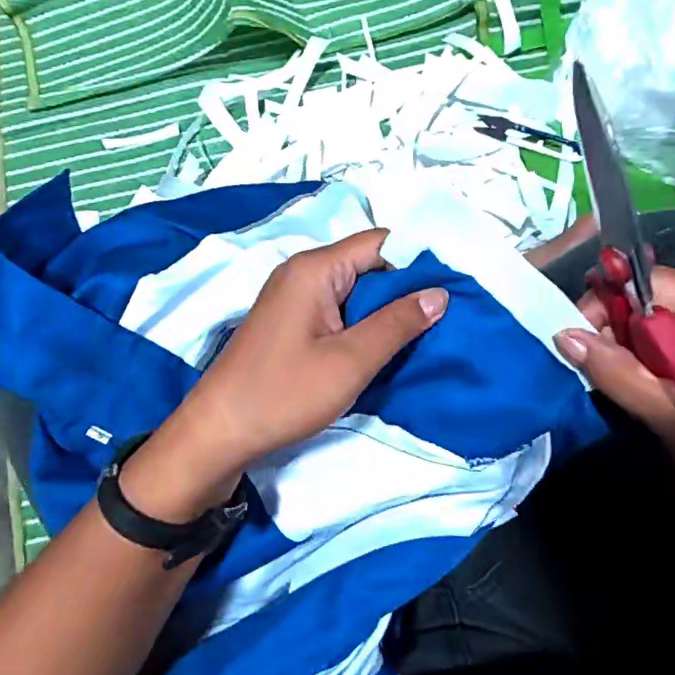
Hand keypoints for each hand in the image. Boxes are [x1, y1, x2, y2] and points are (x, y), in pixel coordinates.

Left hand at [120, 229, 447, 520]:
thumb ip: (397, 323)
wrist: (219, 431)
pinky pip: (337, 307)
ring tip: (428, 328)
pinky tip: (388, 343)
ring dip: (386, 307)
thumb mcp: (350, 361)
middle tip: (449, 311)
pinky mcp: (291, 320)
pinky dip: (363, 321)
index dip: (418, 258)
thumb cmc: (284, 393)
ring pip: (354, 288)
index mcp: (315, 269)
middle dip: (406, 286)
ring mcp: (294, 296)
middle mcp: (303, 271)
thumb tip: (440, 293)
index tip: (455, 282)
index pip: (379, 242)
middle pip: (367, 263)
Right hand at [554, 266, 674, 491]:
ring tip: (620, 387)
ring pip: (639, 325)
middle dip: (612, 335)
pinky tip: (636, 390)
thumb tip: (562, 335)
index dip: (606, 307)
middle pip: (639, 301)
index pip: (645, 282)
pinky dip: (634, 365)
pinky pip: (650, 343)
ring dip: (622, 355)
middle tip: (599, 374)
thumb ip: (619, 374)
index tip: (575, 342)